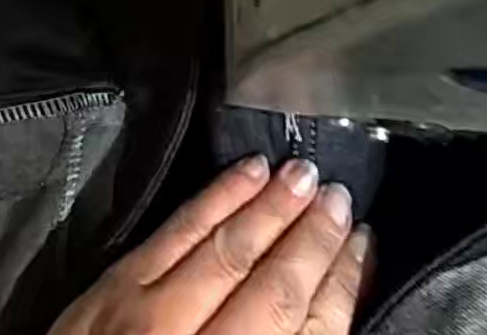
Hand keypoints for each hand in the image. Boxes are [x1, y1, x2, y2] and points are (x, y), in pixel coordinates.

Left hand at [49, 156, 371, 334]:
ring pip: (230, 247)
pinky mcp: (120, 282)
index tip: (365, 244)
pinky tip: (249, 171)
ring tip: (306, 174)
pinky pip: (181, 227)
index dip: (343, 286)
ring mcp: (154, 315)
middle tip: (340, 196)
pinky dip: (220, 195)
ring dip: (274, 208)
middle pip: (275, 289)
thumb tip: (324, 305)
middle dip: (314, 240)